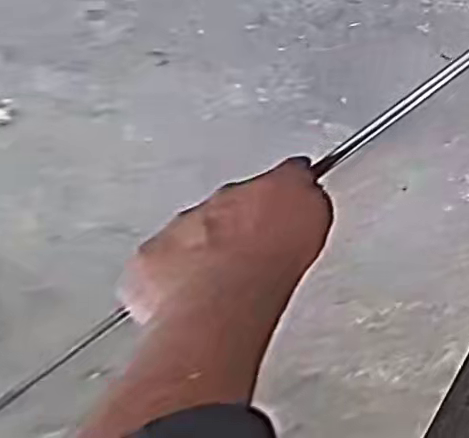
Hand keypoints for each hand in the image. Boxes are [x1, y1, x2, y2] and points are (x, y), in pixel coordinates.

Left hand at [119, 157, 332, 324]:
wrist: (226, 297)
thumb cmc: (274, 262)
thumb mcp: (318, 221)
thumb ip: (308, 201)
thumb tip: (306, 197)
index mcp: (274, 182)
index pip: (286, 171)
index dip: (288, 184)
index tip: (288, 195)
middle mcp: (227, 195)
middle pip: (233, 199)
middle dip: (239, 218)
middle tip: (252, 244)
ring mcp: (187, 224)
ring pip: (193, 226)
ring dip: (204, 243)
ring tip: (220, 274)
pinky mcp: (151, 256)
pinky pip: (155, 260)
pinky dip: (166, 272)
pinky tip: (183, 288)